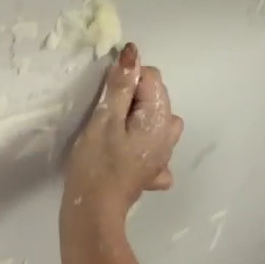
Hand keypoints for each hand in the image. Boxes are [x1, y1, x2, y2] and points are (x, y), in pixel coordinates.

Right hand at [63, 43, 184, 219]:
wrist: (94, 210)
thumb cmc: (97, 162)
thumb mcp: (104, 118)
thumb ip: (121, 85)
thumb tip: (133, 52)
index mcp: (160, 117)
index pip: (151, 77)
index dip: (127, 80)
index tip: (107, 98)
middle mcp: (169, 133)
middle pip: (156, 97)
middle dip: (133, 98)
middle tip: (107, 117)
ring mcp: (165, 154)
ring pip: (156, 120)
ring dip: (138, 118)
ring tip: (116, 132)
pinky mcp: (155, 171)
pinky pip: (154, 146)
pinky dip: (142, 143)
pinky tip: (127, 154)